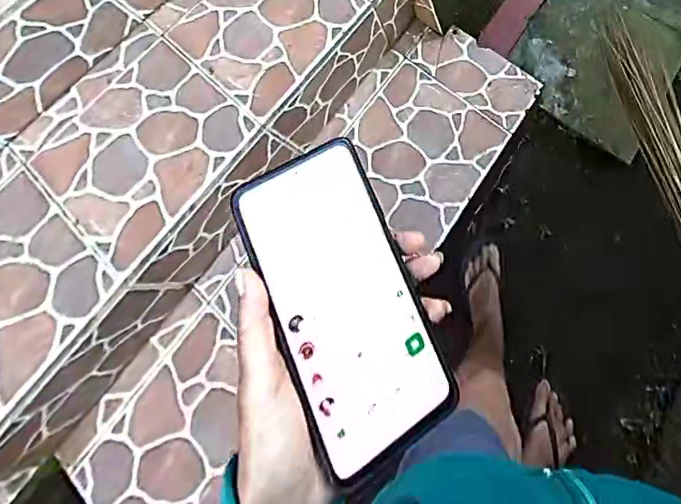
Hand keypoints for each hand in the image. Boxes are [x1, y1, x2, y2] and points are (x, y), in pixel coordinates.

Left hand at [235, 231, 449, 503]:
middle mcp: (328, 340)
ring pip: (387, 318)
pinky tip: (431, 329)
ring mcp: (351, 364)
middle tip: (422, 256)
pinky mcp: (371, 389)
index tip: (382, 234)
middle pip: (366, 291)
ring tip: (433, 293)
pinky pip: (398, 355)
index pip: (331, 277)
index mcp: (300, 330)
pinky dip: (418, 338)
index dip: (358, 250)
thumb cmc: (266, 445)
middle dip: (397, 267)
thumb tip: (247, 274)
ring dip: (413, 298)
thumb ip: (254, 331)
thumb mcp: (258, 383)